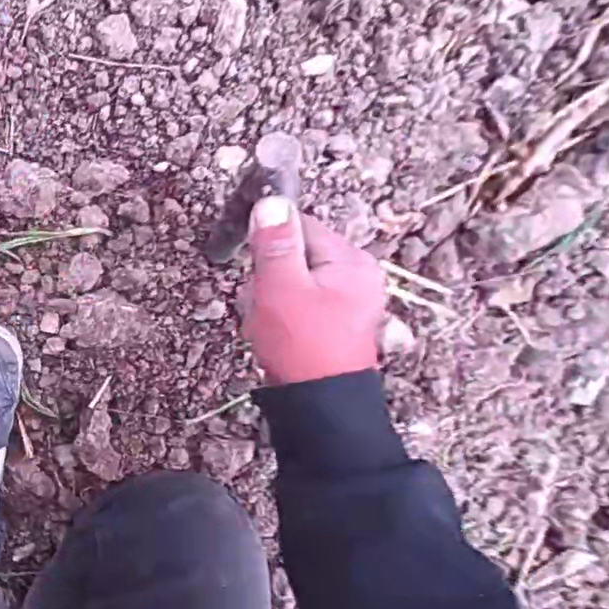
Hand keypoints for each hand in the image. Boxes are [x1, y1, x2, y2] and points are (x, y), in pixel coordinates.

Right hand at [243, 196, 385, 384]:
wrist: (318, 406)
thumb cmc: (302, 346)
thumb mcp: (281, 288)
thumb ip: (275, 244)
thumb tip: (271, 202)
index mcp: (351, 262)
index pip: (301, 227)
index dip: (270, 242)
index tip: (252, 263)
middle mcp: (355, 277)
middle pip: (294, 255)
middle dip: (268, 277)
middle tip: (264, 302)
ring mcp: (345, 302)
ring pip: (290, 281)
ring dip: (269, 298)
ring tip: (268, 322)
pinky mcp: (331, 323)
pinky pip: (295, 303)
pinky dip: (277, 315)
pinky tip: (273, 332)